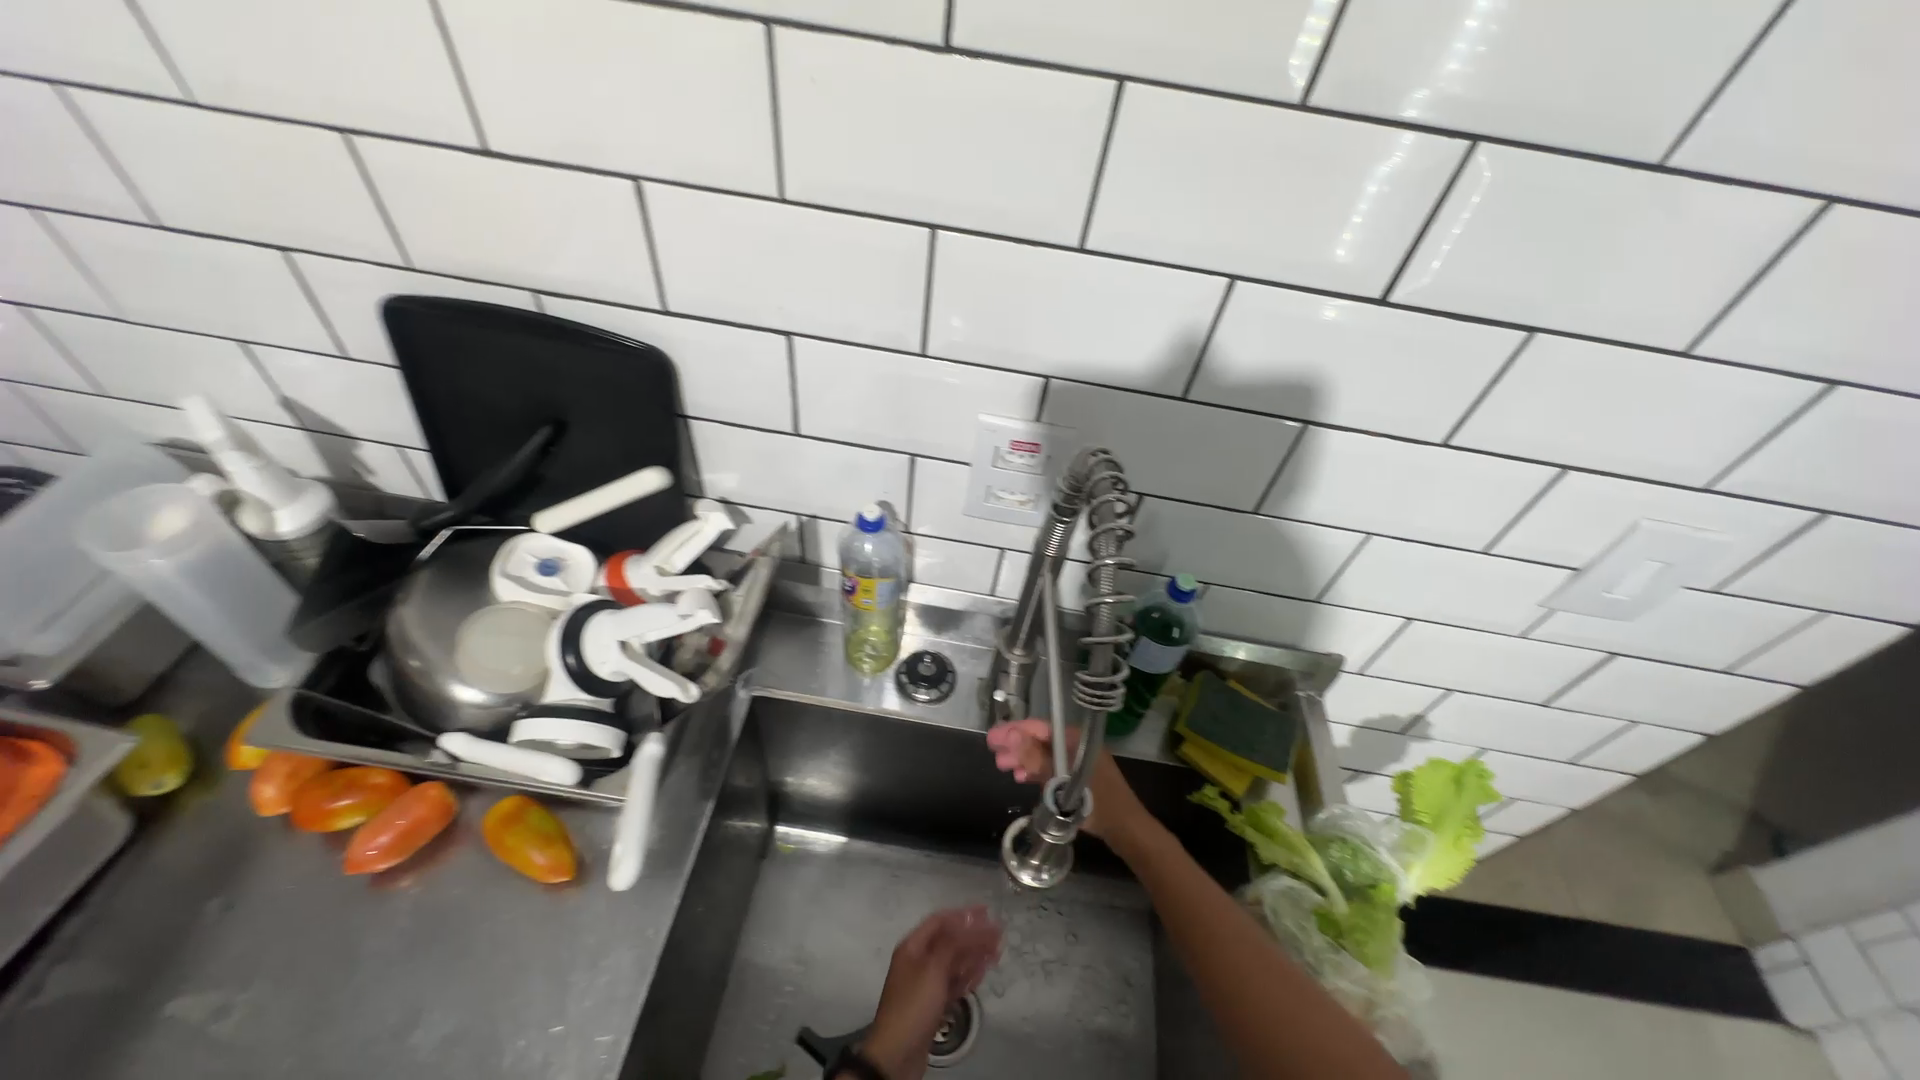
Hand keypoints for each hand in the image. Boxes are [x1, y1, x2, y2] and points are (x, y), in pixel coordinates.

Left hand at [857, 907, 1001, 1079]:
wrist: (897, 1053)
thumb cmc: (914, 1005)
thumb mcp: (934, 969)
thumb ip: (954, 944)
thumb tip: (973, 923)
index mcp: (913, 947)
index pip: (940, 921)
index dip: (963, 915)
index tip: (987, 912)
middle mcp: (918, 961)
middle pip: (949, 941)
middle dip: (973, 937)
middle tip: (999, 936)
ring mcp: (926, 983)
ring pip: (953, 963)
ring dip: (974, 956)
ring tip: (996, 954)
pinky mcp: (933, 1003)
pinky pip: (953, 983)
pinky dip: (967, 977)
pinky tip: (980, 975)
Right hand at [985, 718, 1148, 841]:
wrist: (1125, 829)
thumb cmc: (1096, 801)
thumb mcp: (1061, 779)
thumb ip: (1035, 758)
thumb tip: (1011, 735)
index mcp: (1076, 739)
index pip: (1039, 728)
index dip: (1014, 731)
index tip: (993, 738)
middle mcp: (1077, 746)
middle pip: (1040, 741)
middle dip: (1016, 746)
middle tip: (994, 755)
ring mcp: (1078, 762)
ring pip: (1044, 756)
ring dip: (1023, 760)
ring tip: (1003, 768)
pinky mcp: (1078, 778)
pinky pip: (1052, 769)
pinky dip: (1036, 772)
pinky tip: (1021, 778)